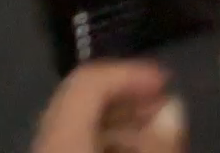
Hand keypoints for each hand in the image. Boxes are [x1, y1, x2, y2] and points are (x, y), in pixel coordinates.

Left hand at [30, 60, 184, 152]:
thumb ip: (157, 145)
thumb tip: (175, 109)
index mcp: (60, 134)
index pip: (89, 80)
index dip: (129, 73)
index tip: (166, 81)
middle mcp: (44, 139)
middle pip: (82, 100)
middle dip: (126, 97)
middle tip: (165, 105)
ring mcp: (46, 151)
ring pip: (78, 125)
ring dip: (120, 122)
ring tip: (158, 132)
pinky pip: (74, 144)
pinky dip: (106, 142)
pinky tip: (134, 149)